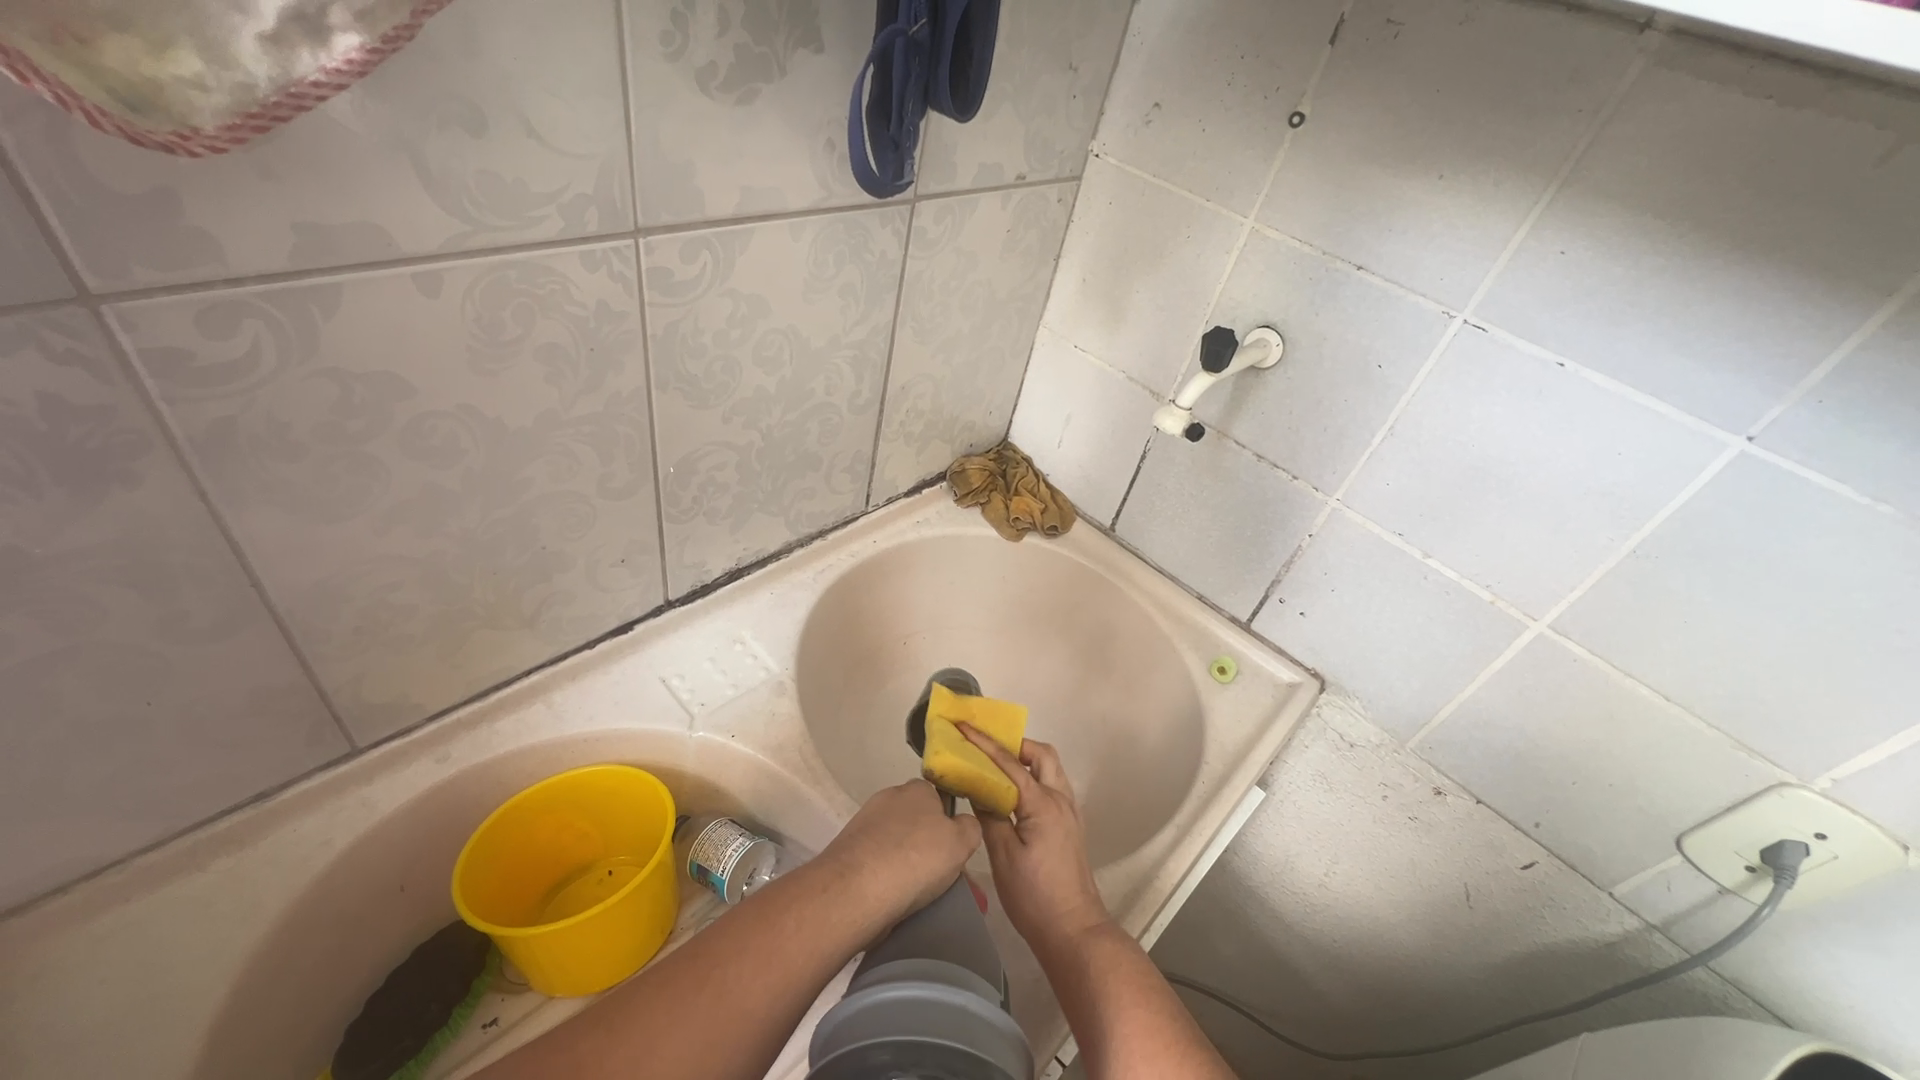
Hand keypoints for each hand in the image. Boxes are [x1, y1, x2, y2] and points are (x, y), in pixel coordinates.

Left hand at [820, 779, 981, 922]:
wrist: (856, 892)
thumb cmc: (916, 858)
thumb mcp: (961, 840)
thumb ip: (969, 828)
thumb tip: (963, 824)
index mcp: (915, 790)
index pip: (937, 797)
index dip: (949, 822)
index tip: (956, 848)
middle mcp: (887, 801)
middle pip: (917, 824)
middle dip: (932, 850)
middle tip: (948, 881)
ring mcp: (864, 828)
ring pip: (899, 848)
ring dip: (913, 869)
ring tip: (929, 901)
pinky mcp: (849, 856)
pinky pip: (880, 867)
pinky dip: (891, 883)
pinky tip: (902, 905)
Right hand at [960, 727, 1111, 953]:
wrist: (1073, 929)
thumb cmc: (1034, 895)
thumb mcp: (1003, 856)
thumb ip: (990, 816)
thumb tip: (977, 788)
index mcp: (1043, 803)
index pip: (1010, 762)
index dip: (984, 743)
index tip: (963, 725)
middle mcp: (1061, 800)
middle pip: (1041, 755)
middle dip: (1014, 744)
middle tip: (985, 748)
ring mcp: (1069, 813)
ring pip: (1050, 770)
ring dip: (1025, 760)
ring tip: (995, 768)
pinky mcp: (1069, 826)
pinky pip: (1051, 787)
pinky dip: (1032, 779)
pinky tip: (1012, 796)